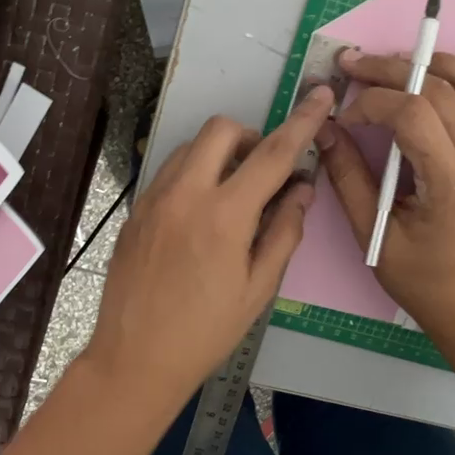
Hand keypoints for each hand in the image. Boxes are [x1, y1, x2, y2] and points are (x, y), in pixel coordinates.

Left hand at [80, 85, 336, 404]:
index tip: (320, 96)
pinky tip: (200, 215)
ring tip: (232, 196)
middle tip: (263, 171)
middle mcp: (184, 194)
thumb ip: (284, 232)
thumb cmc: (205, 332)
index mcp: (223, 215)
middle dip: (250, 136)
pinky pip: (169, 173)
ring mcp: (153, 199)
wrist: (134, 358)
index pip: (272, 154)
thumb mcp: (258, 289)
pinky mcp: (135, 211)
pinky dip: (193, 175)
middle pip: (221, 130)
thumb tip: (302, 189)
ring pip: (190, 147)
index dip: (302, 122)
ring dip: (219, 155)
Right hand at [317, 49, 454, 343]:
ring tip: (402, 64)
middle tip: (353, 65)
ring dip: (441, 65)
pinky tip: (447, 91)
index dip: (371, 104)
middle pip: (442, 89)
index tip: (343, 118)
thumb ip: (349, 177)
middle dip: (391, 71)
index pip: (413, 114)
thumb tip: (325, 130)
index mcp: (452, 185)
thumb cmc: (421, 279)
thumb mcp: (374, 234)